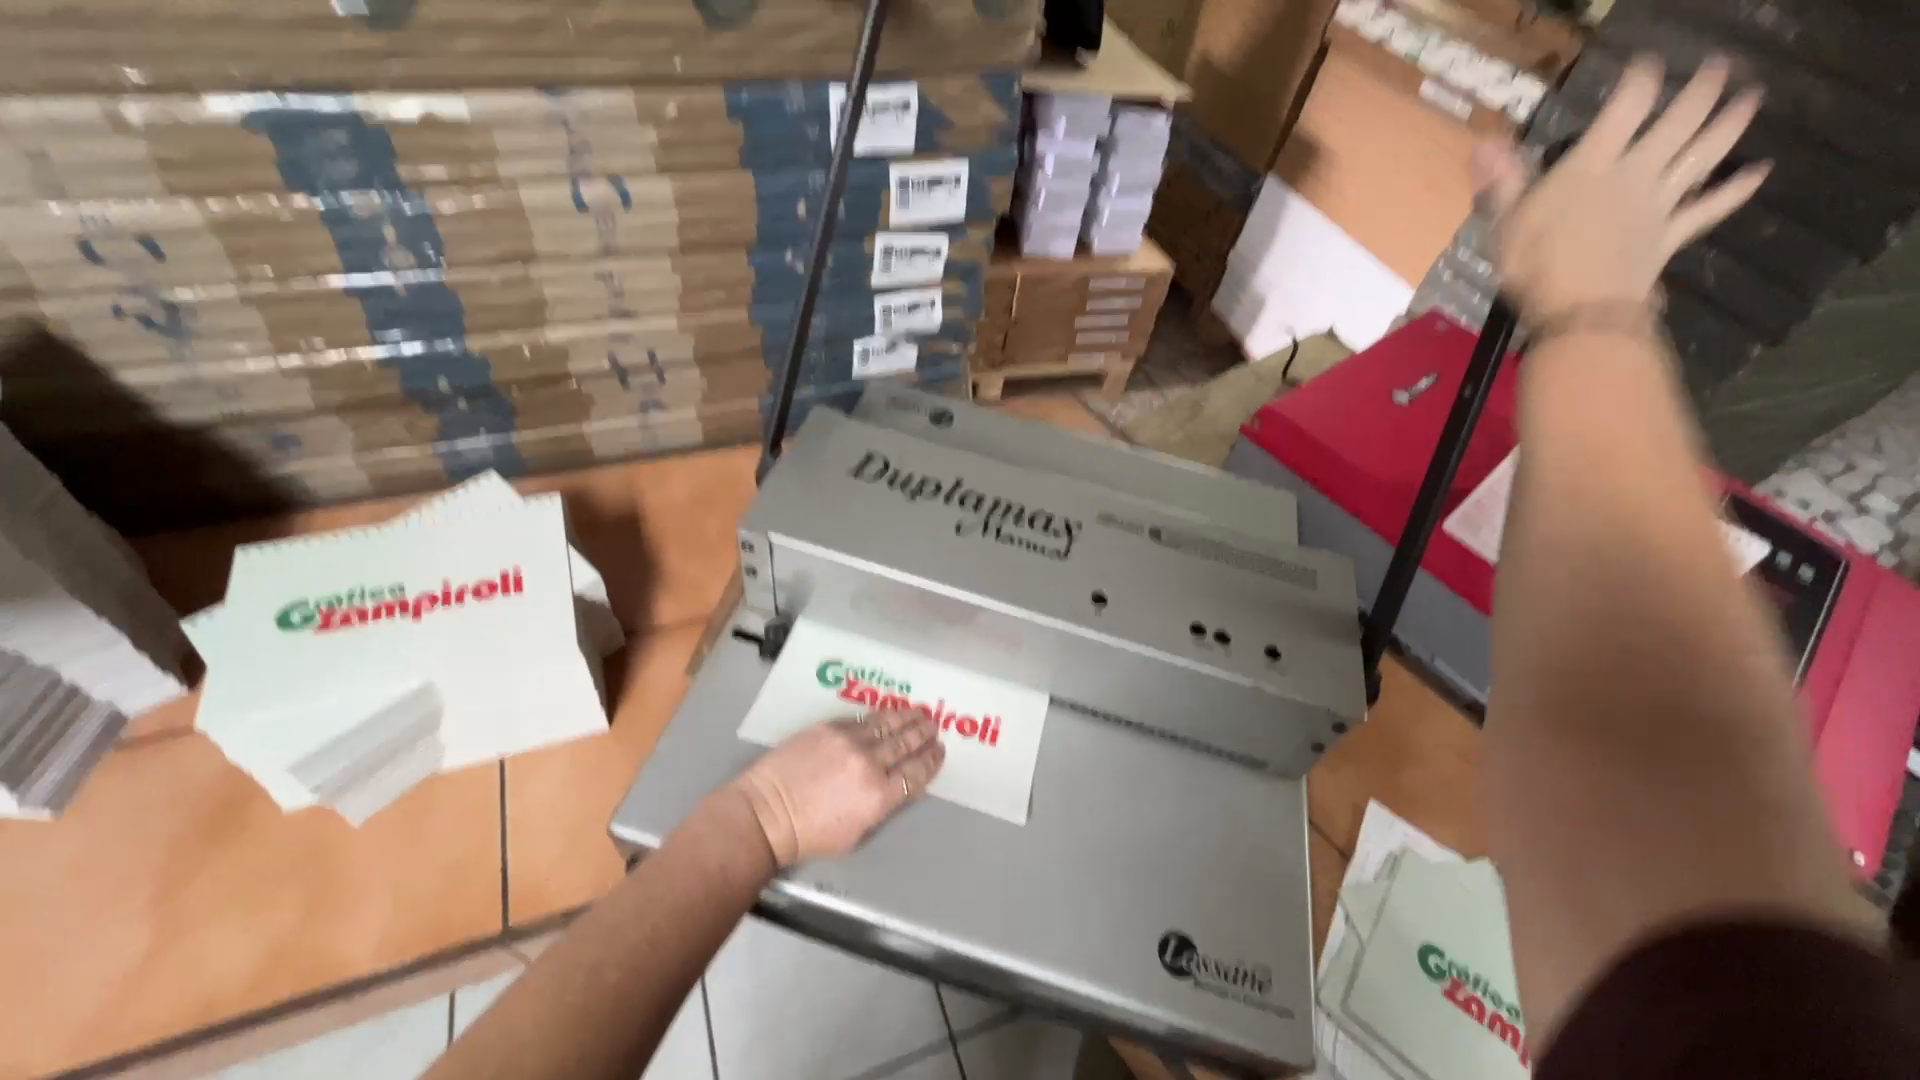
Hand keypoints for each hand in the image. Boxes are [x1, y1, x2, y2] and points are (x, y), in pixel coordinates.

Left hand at [727, 709, 946, 866]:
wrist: (767, 813)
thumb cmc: (809, 834)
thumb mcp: (856, 833)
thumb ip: (881, 807)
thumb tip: (895, 786)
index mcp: (879, 796)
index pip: (916, 773)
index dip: (931, 760)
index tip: (939, 751)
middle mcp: (870, 764)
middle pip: (906, 744)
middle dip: (923, 734)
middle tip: (933, 726)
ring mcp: (848, 742)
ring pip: (887, 724)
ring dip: (907, 717)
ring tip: (919, 712)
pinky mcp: (829, 728)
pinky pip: (861, 720)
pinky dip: (878, 717)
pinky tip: (885, 715)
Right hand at [1475, 56, 1769, 323]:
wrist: (1580, 312)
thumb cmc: (1534, 267)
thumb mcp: (1505, 224)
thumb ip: (1502, 181)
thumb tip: (1484, 144)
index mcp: (1591, 167)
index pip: (1625, 107)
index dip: (1640, 79)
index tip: (1647, 62)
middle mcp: (1634, 174)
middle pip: (1678, 122)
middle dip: (1701, 89)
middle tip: (1720, 65)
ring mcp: (1659, 204)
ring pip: (1703, 155)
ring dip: (1730, 124)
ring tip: (1750, 98)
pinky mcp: (1671, 234)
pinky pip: (1710, 208)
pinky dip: (1736, 189)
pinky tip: (1760, 171)